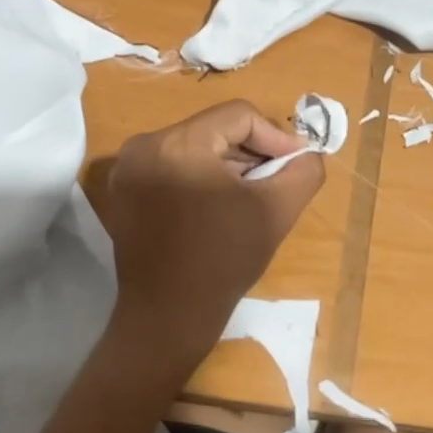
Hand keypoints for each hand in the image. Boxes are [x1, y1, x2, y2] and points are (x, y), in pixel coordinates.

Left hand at [101, 100, 322, 346]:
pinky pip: (173, 171)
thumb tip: (308, 154)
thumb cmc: (223, 260)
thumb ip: (303, 171)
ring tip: (251, 200)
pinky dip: (201, 182)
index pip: (239, 116)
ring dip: (228, 169)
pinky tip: (219, 212)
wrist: (169, 316)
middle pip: (214, 131)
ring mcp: (128, 172)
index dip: (276, 138)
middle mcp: (142, 147)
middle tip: (276, 184)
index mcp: (177, 143)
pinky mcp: (124, 196)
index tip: (295, 167)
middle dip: (251, 155)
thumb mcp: (276, 211)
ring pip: (194, 151)